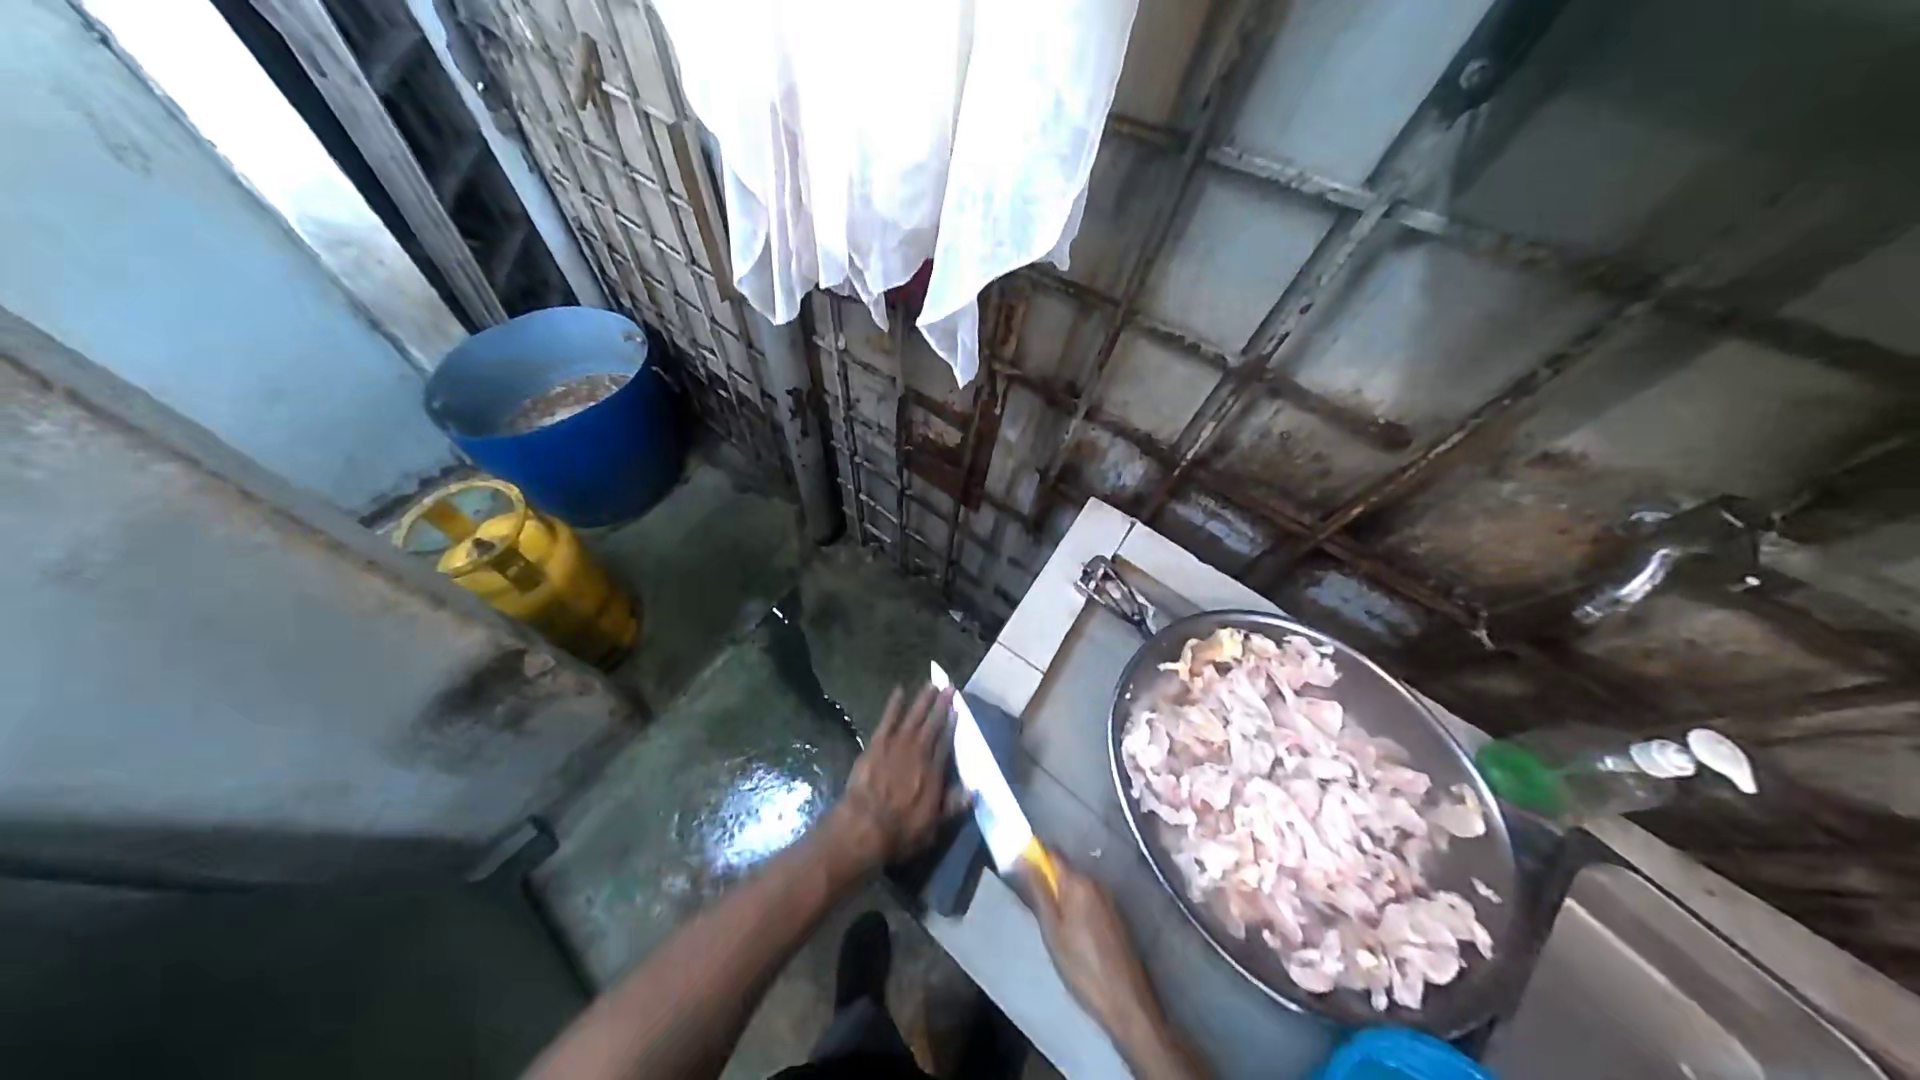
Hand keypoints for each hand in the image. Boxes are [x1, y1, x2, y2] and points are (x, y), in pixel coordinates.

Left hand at [830, 684, 952, 867]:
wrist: (864, 827)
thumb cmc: (900, 832)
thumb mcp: (933, 827)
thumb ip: (953, 806)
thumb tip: (974, 790)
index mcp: (934, 773)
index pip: (946, 743)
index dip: (952, 726)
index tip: (958, 710)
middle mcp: (918, 754)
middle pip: (933, 725)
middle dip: (942, 706)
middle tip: (949, 687)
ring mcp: (896, 746)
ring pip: (914, 718)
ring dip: (923, 701)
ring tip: (931, 684)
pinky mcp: (876, 745)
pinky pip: (887, 720)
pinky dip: (894, 705)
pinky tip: (898, 691)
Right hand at [1026, 857, 1161, 1038]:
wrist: (1125, 1001)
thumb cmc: (1081, 966)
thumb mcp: (1052, 930)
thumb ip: (1038, 891)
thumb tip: (1023, 858)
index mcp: (1079, 882)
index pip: (1053, 853)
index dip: (1035, 856)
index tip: (1021, 868)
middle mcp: (1097, 883)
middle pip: (1067, 870)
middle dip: (1050, 881)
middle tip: (1036, 907)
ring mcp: (1110, 900)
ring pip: (1079, 887)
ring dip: (1065, 897)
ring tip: (1054, 926)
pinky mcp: (1117, 917)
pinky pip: (1091, 901)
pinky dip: (1079, 908)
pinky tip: (1075, 935)